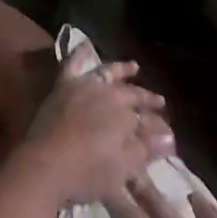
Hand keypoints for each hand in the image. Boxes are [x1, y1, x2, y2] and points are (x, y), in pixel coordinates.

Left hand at [16, 44, 173, 204]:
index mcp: (125, 116)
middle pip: (131, 95)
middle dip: (147, 99)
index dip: (158, 126)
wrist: (46, 165)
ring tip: (134, 66)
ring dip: (122, 70)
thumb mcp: (124, 167)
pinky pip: (73, 63)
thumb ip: (147, 148)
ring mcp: (85, 86)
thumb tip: (170, 136)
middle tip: (160, 101)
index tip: (169, 132)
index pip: (147, 119)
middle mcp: (109, 95)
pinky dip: (80, 53)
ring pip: (108, 73)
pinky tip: (86, 44)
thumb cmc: (88, 172)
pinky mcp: (64, 86)